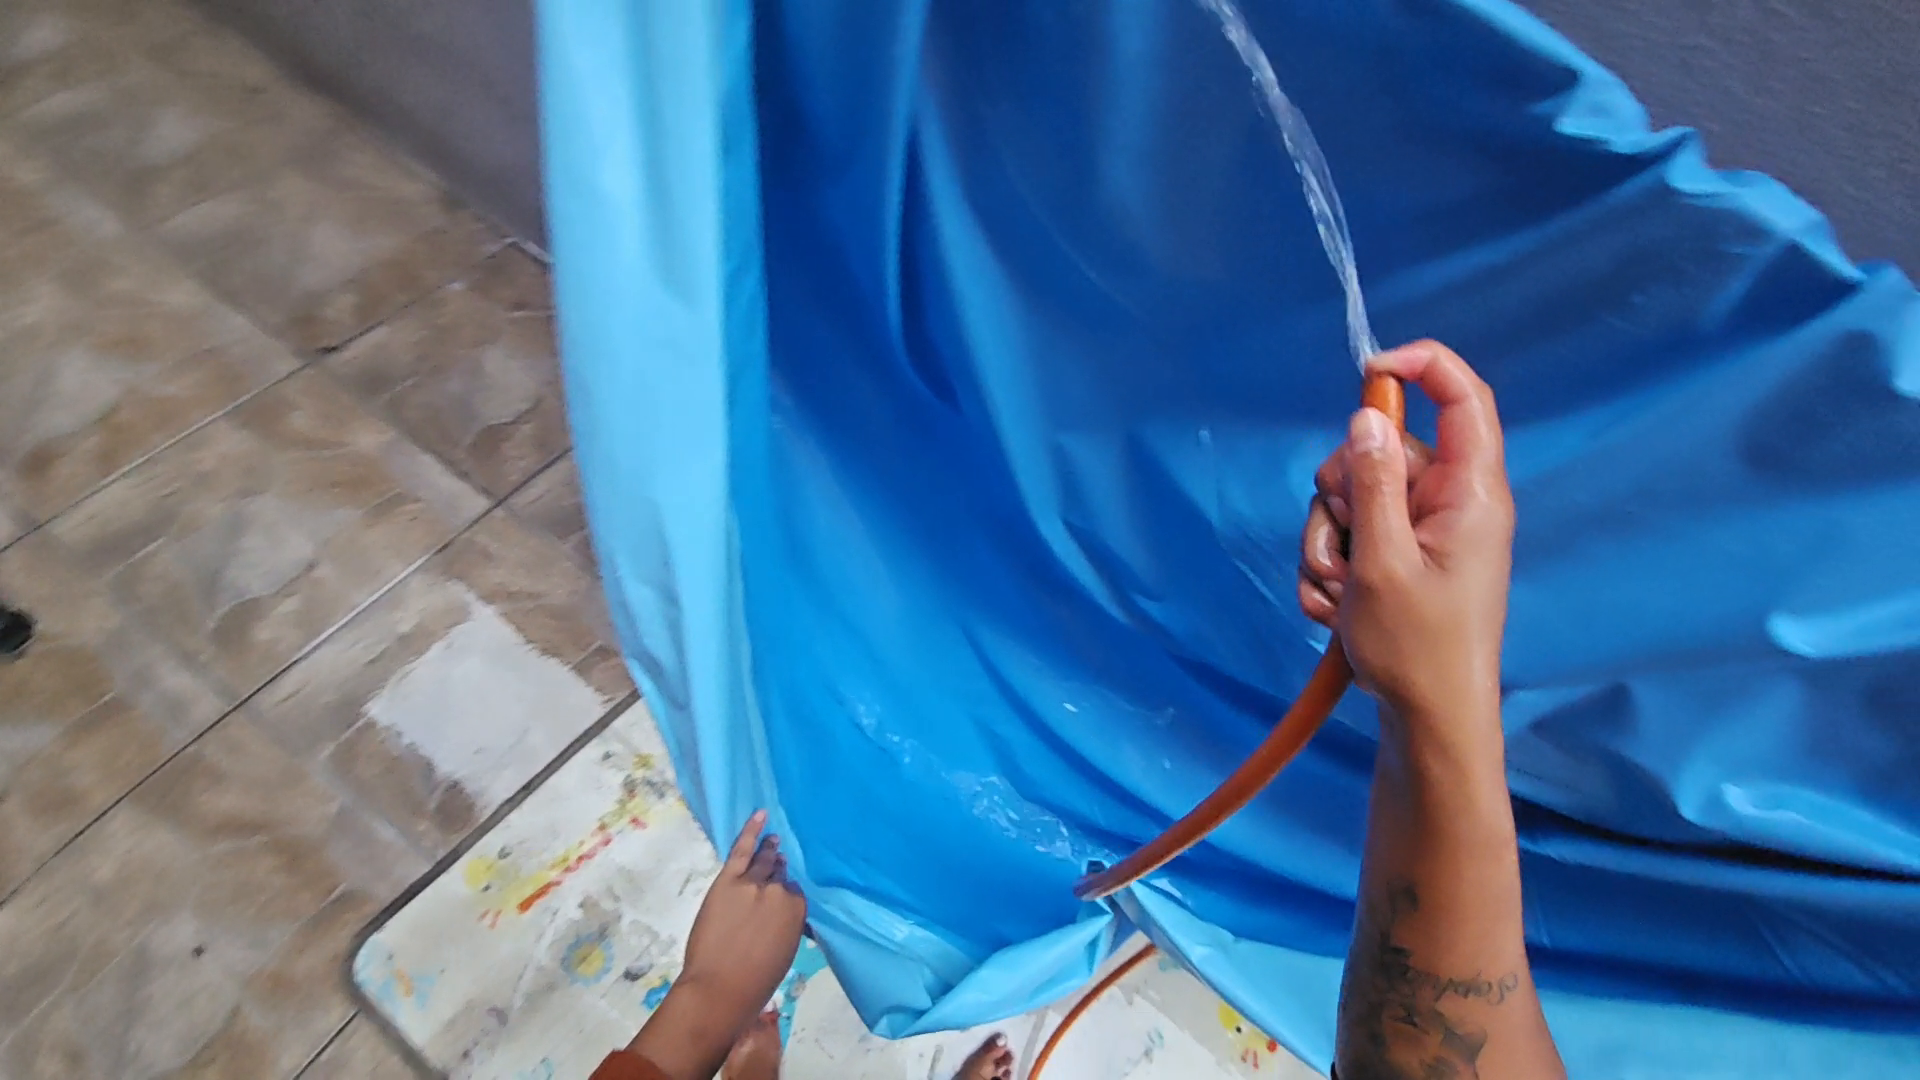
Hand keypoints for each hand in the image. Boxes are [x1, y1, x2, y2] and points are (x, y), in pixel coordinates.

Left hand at [628, 810, 805, 1078]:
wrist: (719, 990)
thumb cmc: (754, 982)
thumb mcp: (784, 953)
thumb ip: (787, 925)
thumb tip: (780, 914)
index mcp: (797, 910)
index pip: (794, 893)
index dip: (785, 896)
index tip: (780, 899)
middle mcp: (779, 891)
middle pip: (779, 874)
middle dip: (778, 871)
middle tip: (778, 863)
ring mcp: (753, 882)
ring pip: (764, 861)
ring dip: (769, 850)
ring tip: (773, 840)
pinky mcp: (729, 880)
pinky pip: (742, 848)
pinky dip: (751, 830)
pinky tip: (759, 815)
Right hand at [1296, 341, 1513, 732]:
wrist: (1424, 713)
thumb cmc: (1416, 643)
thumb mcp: (1383, 562)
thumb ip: (1374, 485)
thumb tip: (1368, 417)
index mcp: (1469, 493)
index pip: (1462, 401)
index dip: (1422, 369)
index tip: (1368, 371)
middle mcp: (1445, 502)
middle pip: (1379, 453)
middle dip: (1341, 498)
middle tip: (1342, 551)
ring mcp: (1417, 530)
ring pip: (1351, 498)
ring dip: (1327, 542)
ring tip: (1337, 591)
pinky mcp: (1393, 555)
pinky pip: (1346, 535)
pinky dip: (1329, 566)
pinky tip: (1335, 605)